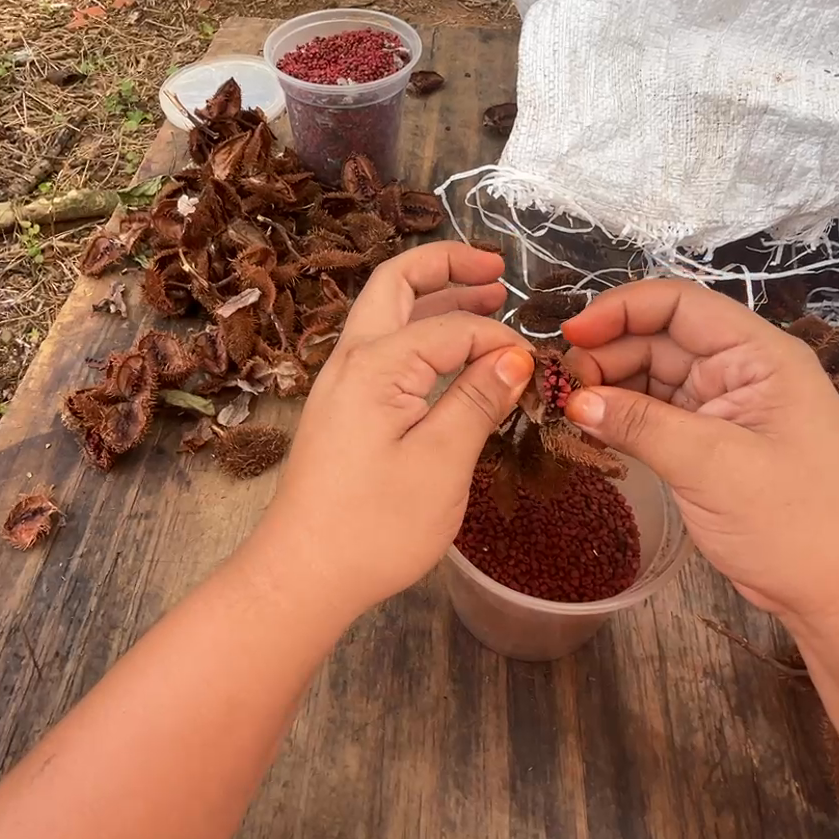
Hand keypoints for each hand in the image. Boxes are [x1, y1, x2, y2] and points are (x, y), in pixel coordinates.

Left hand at [250, 242, 533, 616]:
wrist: (303, 573)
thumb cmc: (374, 525)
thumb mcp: (441, 463)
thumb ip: (478, 400)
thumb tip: (516, 358)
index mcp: (375, 364)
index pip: (451, 327)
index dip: (498, 338)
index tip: (535, 366)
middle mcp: (351, 359)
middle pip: (396, 283)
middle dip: (446, 265)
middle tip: (496, 269)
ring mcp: (341, 382)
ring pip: (388, 313)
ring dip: (434, 297)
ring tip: (486, 296)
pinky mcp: (343, 407)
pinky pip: (384, 348)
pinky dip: (420, 333)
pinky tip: (451, 352)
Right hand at [559, 279, 838, 626]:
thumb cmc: (798, 522)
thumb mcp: (713, 466)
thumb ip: (640, 425)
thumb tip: (573, 400)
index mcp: (757, 354)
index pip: (679, 305)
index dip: (620, 309)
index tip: (571, 334)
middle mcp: (738, 369)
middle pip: (657, 338)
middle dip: (605, 354)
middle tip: (560, 387)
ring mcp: (722, 405)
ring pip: (649, 375)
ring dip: (607, 386)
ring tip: (567, 408)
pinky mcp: (707, 441)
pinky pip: (653, 412)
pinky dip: (620, 417)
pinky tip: (589, 427)